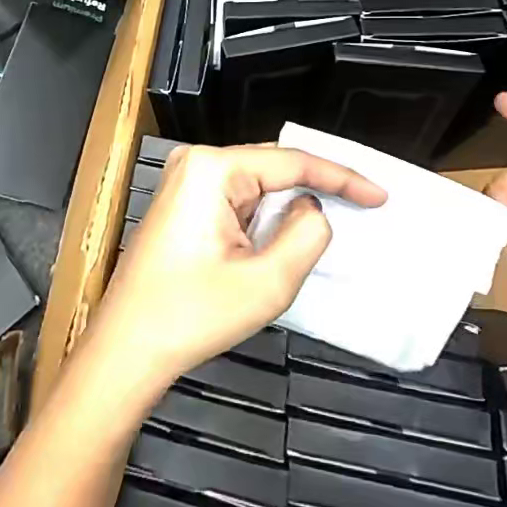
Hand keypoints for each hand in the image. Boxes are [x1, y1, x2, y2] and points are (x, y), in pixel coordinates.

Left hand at [88, 144, 386, 387]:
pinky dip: (266, 215)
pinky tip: (288, 232)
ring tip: (334, 220)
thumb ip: (306, 235)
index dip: (341, 177)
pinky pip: (237, 197)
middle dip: (317, 186)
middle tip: (364, 203)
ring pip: (256, 183)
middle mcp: (195, 163)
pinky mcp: (183, 202)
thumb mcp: (267, 282)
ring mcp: (185, 181)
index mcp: (212, 169)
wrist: (128, 345)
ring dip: (289, 204)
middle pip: (273, 166)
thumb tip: (314, 210)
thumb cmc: (187, 315)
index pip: (291, 162)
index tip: (378, 195)